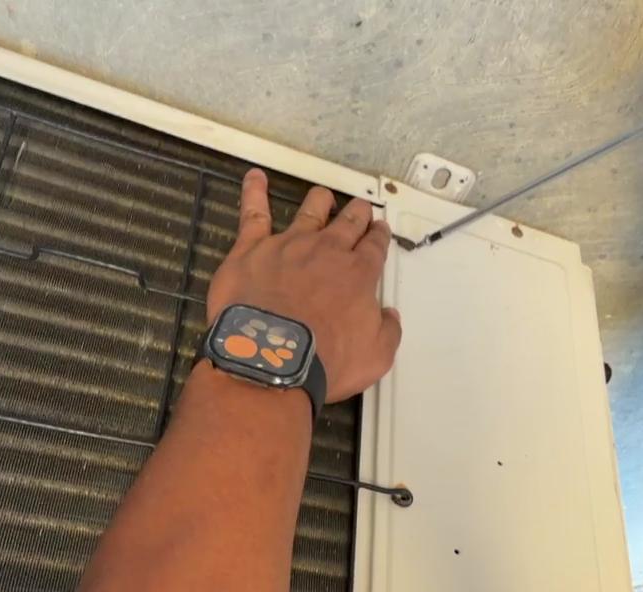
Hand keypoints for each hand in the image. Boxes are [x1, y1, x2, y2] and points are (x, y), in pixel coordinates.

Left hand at [206, 170, 400, 402]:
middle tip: (360, 210)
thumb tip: (389, 317)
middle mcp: (326, 252)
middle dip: (357, 215)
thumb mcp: (376, 357)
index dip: (379, 238)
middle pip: (347, 224)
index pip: (374, 248)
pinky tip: (255, 179)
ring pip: (309, 212)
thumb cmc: (326, 361)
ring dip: (319, 202)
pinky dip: (255, 193)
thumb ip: (388, 332)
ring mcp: (288, 246)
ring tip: (323, 196)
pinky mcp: (252, 250)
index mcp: (358, 275)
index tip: (380, 231)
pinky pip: (253, 213)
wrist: (274, 360)